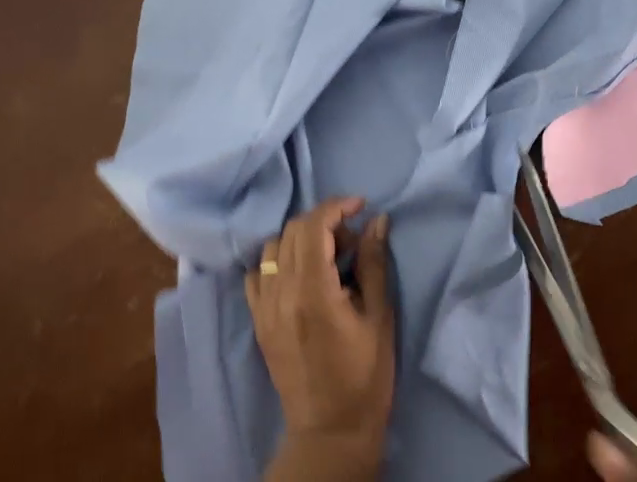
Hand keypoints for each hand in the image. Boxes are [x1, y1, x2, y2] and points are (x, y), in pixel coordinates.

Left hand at [248, 197, 394, 451]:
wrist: (331, 429)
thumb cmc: (365, 375)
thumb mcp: (379, 316)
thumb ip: (374, 263)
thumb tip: (377, 220)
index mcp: (312, 291)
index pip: (313, 226)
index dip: (337, 206)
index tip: (361, 206)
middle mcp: (280, 293)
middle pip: (292, 231)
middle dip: (324, 222)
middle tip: (353, 239)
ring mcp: (264, 307)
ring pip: (273, 248)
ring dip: (300, 239)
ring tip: (328, 257)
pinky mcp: (258, 321)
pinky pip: (257, 275)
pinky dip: (277, 262)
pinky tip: (299, 274)